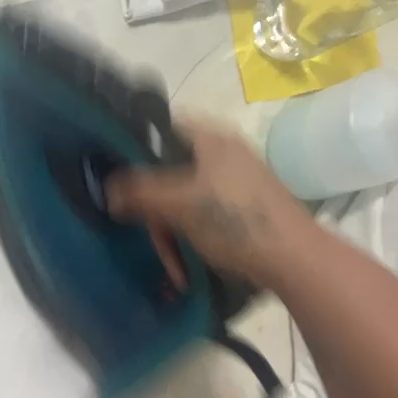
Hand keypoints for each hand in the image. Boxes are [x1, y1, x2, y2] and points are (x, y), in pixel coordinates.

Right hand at [105, 119, 321, 288]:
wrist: (291, 259)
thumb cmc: (235, 221)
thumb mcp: (179, 204)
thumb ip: (139, 192)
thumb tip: (106, 189)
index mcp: (210, 139)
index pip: (162, 127)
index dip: (135, 148)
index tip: (116, 179)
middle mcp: (222, 155)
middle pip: (167, 174)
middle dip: (154, 213)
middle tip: (150, 238)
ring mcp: (232, 185)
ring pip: (181, 204)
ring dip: (170, 238)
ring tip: (174, 267)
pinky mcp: (239, 213)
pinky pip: (200, 222)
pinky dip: (189, 244)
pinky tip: (186, 270)